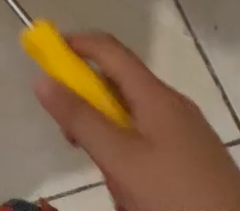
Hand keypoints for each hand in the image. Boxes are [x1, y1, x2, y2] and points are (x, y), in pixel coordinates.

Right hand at [34, 33, 239, 210]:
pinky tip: (134, 196)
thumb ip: (81, 119)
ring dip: (110, 142)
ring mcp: (189, 137)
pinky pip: (151, 146)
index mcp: (157, 96)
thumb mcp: (121, 161)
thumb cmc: (179, 201)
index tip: (43, 57)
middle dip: (89, 106)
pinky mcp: (198, 165)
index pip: (108, 49)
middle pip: (119, 85)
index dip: (73, 44)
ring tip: (113, 184)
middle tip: (72, 138)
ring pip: (133, 121)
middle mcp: (174, 107)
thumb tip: (41, 78)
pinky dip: (131, 159)